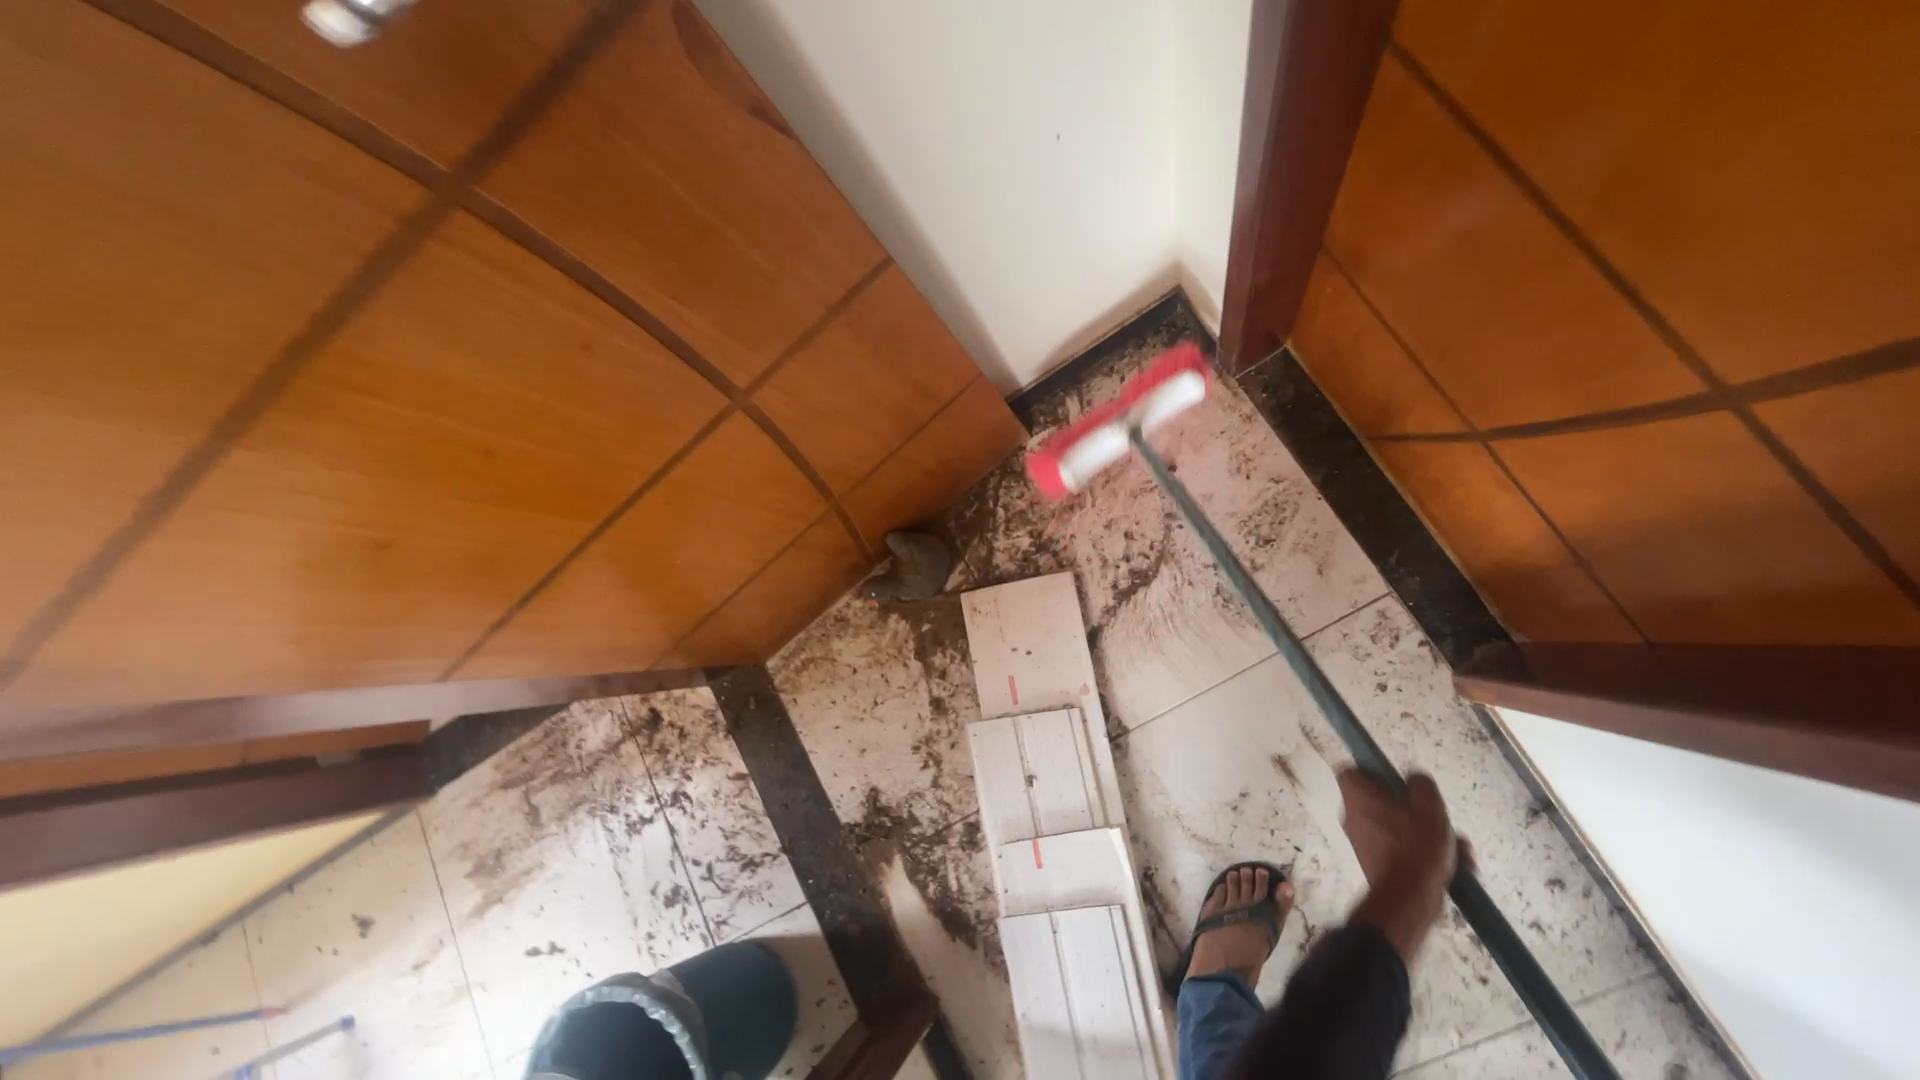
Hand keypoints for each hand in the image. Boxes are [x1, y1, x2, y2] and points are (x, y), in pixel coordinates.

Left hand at [1339, 769, 1468, 963]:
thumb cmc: (1416, 846)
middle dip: (1419, 810)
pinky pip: (1402, 848)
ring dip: (1431, 834)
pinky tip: (1457, 865)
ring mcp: (1364, 841)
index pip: (1353, 771)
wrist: (1408, 900)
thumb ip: (1420, 783)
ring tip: (1458, 848)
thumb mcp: (1428, 805)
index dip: (1376, 772)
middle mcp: (1353, 816)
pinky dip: (1425, 853)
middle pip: (1385, 801)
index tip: (1401, 783)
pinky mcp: (1378, 863)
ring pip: (1400, 826)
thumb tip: (1413, 780)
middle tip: (1441, 820)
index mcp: (1355, 796)